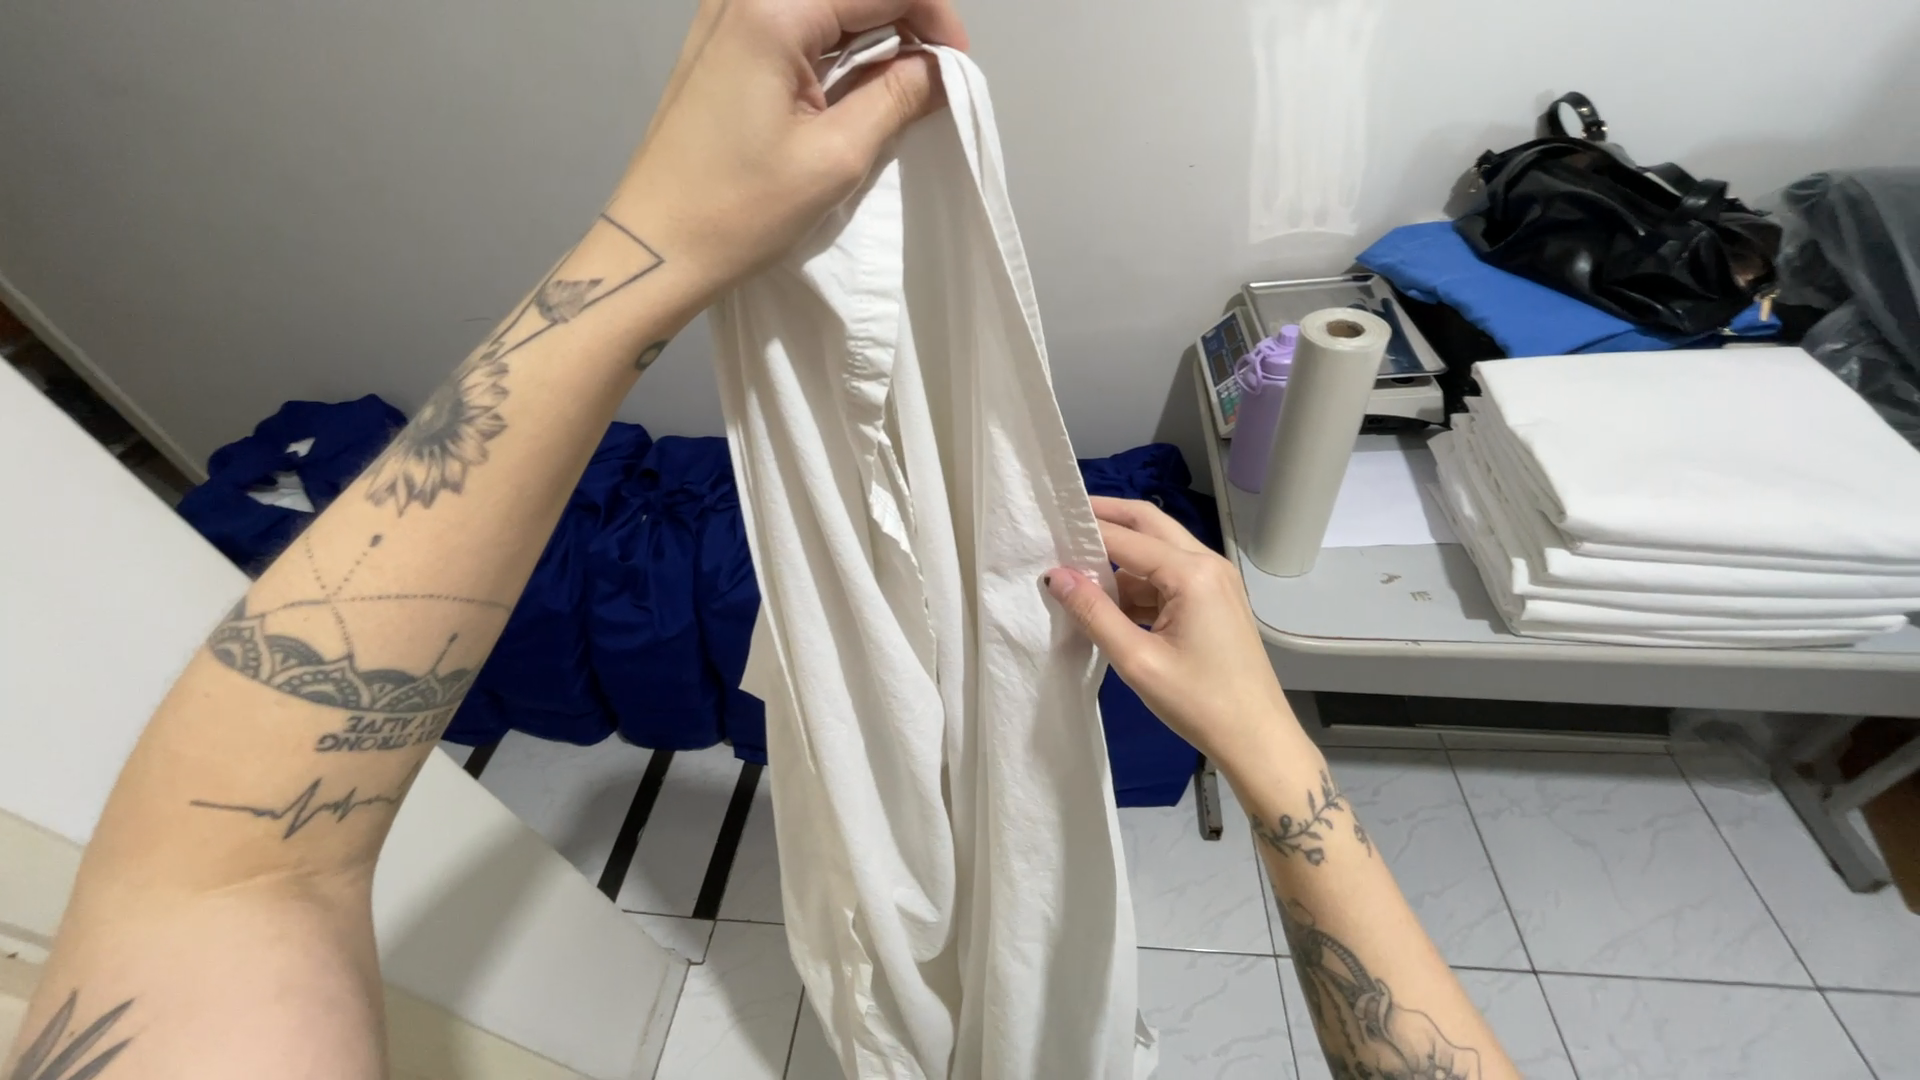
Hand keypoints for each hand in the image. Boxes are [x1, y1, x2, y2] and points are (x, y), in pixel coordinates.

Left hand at [610, 0, 965, 299]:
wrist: (659, 244)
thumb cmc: (742, 209)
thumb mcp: (835, 158)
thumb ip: (895, 99)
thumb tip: (939, 69)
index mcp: (771, 7)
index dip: (933, 15)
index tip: (958, 68)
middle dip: (904, 20)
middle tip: (934, 79)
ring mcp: (727, 15)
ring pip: (825, 5)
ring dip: (872, 34)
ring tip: (901, 88)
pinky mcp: (722, 44)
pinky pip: (796, 25)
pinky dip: (837, 48)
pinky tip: (856, 86)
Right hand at [1045, 497, 1303, 768]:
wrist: (1258, 740)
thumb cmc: (1199, 703)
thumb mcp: (1137, 661)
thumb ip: (1094, 613)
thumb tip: (1056, 575)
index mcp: (1192, 573)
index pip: (1126, 538)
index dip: (1085, 531)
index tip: (1046, 526)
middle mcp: (1207, 564)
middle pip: (1148, 524)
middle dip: (1106, 519)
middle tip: (1062, 521)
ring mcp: (1214, 581)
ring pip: (1158, 550)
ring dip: (1120, 555)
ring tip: (1074, 565)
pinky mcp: (1213, 600)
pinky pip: (1168, 576)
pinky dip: (1137, 581)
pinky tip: (1107, 600)